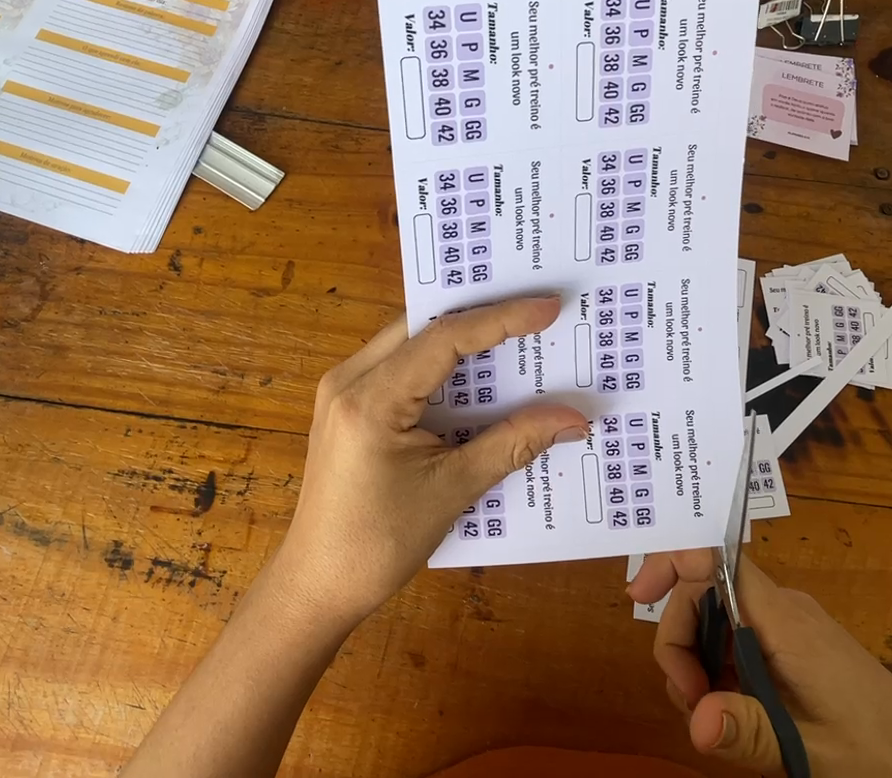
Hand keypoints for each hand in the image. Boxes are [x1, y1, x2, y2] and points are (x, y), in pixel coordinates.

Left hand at [271, 296, 588, 626]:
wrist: (316, 584)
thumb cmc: (379, 543)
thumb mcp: (452, 489)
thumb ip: (513, 443)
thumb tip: (575, 418)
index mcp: (371, 398)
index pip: (444, 338)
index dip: (500, 318)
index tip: (548, 307)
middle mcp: (349, 378)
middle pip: (423, 326)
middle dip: (480, 314)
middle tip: (533, 310)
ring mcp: (341, 388)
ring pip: (409, 339)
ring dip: (458, 335)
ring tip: (511, 331)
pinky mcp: (345, 403)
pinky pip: (398, 363)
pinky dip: (438, 360)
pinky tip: (472, 369)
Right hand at [627, 551, 891, 777]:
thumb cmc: (878, 753)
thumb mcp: (809, 750)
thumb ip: (749, 731)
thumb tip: (692, 722)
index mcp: (783, 619)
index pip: (718, 559)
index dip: (673, 561)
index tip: (638, 596)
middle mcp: (781, 609)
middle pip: (703, 594)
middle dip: (679, 642)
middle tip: (688, 703)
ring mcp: (786, 625)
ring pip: (715, 620)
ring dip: (696, 662)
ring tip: (712, 716)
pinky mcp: (792, 646)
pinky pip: (737, 639)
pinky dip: (719, 670)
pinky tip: (731, 710)